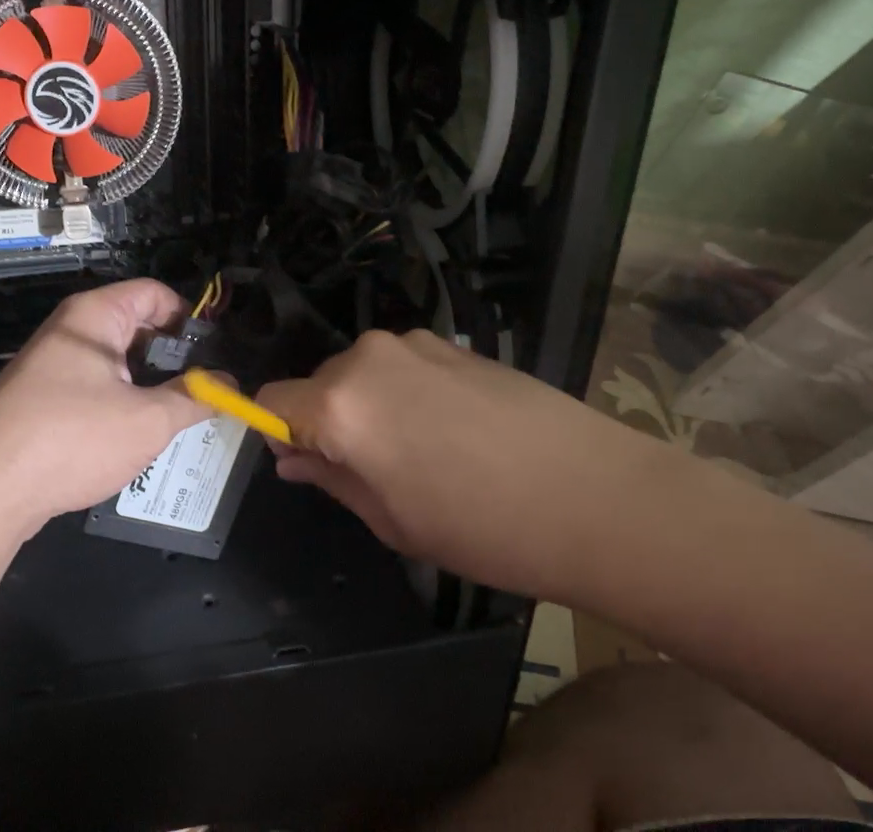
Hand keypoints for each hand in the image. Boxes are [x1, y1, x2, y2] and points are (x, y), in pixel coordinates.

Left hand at [0, 279, 208, 541]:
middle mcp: (68, 330)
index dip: (190, 319)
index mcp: (93, 316)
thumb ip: (196, 398)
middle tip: (204, 392)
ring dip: (147, 386)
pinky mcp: (39, 399)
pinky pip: (92, 387)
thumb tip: (229, 383)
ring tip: (176, 419)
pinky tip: (132, 438)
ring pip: (115, 362)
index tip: (215, 355)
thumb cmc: (73, 440)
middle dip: (172, 358)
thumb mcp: (148, 420)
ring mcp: (50, 365)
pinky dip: (118, 404)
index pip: (154, 293)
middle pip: (135, 327)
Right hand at [256, 329, 680, 597]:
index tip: (302, 464)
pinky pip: (407, 367)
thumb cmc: (484, 527)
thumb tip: (292, 459)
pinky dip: (410, 395)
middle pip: (319, 384)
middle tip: (371, 473)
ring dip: (372, 408)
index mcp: (341, 404)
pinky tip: (457, 435)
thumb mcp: (392, 520)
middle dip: (328, 423)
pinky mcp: (460, 344)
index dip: (277, 433)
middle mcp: (370, 357)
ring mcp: (420, 344)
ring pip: (365, 374)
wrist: (601, 498)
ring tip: (424, 456)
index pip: (271, 401)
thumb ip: (331, 479)